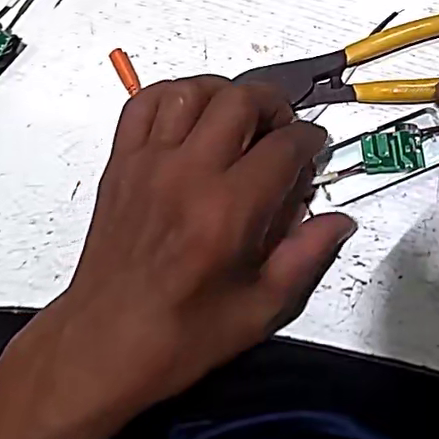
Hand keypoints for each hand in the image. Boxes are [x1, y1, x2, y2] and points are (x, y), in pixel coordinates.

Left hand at [36, 76, 354, 417]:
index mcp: (227, 212)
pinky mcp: (121, 164)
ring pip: (192, 91)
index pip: (284, 145)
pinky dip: (171, 96)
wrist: (101, 347)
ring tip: (239, 117)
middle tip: (281, 128)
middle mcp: (187, 176)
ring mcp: (149, 164)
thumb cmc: (177, 336)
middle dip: (274, 105)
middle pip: (241, 100)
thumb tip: (337, 222)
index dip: (310, 139)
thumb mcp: (259, 309)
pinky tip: (190, 116)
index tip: (312, 147)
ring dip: (225, 94)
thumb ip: (306, 256)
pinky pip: (143, 104)